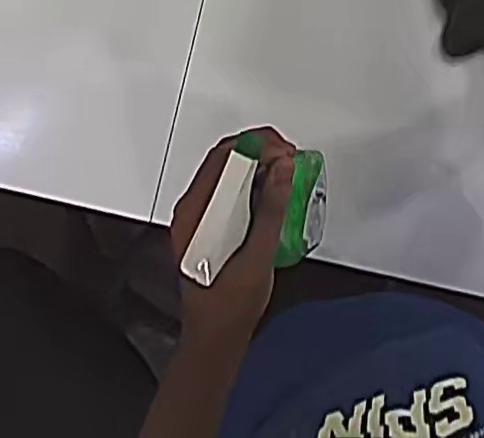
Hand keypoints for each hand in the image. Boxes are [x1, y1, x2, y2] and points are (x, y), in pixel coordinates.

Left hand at [169, 127, 296, 350]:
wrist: (215, 338)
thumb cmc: (231, 304)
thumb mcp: (257, 255)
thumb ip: (271, 208)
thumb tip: (282, 166)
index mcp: (195, 213)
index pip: (224, 156)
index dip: (257, 144)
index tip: (285, 151)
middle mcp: (193, 209)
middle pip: (226, 157)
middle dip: (262, 148)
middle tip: (291, 158)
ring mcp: (200, 215)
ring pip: (230, 169)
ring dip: (260, 161)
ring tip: (288, 168)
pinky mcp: (211, 222)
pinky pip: (232, 185)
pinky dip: (256, 177)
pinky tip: (276, 186)